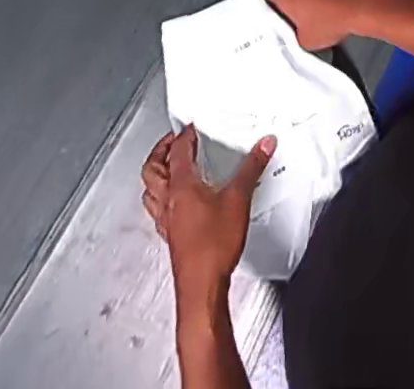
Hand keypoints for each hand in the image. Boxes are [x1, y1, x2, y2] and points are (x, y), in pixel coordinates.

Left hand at [142, 125, 274, 296]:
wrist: (203, 286)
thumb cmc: (214, 246)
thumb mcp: (239, 198)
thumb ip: (252, 167)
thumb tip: (264, 145)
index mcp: (181, 188)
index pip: (176, 153)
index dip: (183, 136)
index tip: (191, 127)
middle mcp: (168, 202)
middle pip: (152, 170)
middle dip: (160, 151)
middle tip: (171, 140)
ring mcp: (167, 221)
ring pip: (150, 191)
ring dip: (156, 174)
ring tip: (168, 166)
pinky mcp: (171, 235)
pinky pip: (158, 209)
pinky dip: (162, 197)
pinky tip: (176, 201)